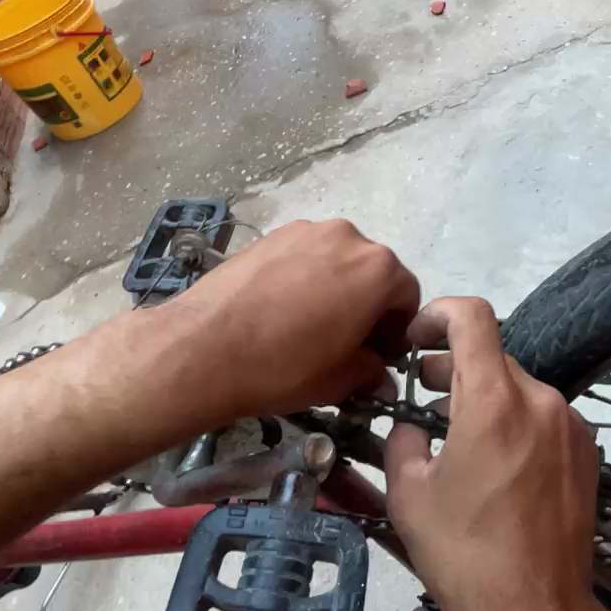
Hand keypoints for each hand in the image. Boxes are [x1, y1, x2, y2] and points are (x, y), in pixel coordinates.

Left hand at [147, 218, 418, 419]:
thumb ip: (371, 371)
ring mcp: (308, 229)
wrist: (203, 347)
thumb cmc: (283, 366)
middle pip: (373, 272)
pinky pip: (305, 254)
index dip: (398, 328)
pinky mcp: (274, 233)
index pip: (407, 294)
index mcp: (377, 269)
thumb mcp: (339, 381)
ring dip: (337, 287)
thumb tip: (377, 372)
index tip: (379, 355)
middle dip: (369, 305)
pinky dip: (306, 276)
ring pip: (338, 260)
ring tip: (310, 323)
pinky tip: (282, 308)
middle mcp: (349, 236)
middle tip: (348, 342)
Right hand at [385, 299, 610, 610]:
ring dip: (483, 395)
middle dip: (453, 365)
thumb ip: (403, 440)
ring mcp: (570, 423)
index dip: (438, 312)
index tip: (416, 337)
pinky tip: (498, 462)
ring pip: (517, 386)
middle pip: (492, 355)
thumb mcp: (409, 495)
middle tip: (423, 391)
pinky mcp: (587, 449)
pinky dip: (514, 419)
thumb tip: (413, 424)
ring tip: (457, 432)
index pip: (472, 316)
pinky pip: (542, 414)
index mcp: (494, 400)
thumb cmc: (466, 554)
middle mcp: (540, 399)